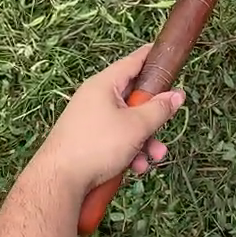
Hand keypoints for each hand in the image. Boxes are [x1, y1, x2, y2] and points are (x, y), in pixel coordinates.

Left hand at [31, 46, 185, 196]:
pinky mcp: (88, 140)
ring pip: (127, 123)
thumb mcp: (136, 126)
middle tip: (166, 124)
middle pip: (133, 98)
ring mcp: (90, 120)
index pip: (133, 61)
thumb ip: (159, 109)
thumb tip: (177, 95)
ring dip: (144, 140)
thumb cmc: (96, 146)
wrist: (58, 182)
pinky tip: (136, 168)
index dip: (152, 57)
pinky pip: (115, 139)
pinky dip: (129, 151)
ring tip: (153, 158)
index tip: (168, 54)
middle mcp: (96, 98)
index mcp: (104, 85)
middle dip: (153, 116)